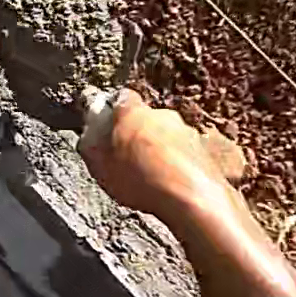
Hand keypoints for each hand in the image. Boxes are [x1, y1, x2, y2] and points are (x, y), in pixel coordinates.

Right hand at [80, 89, 237, 224]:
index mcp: (133, 112)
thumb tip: (90, 121)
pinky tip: (166, 185)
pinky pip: (182, 154)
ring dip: (156, 150)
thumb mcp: (98, 163)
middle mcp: (162, 115)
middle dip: (135, 134)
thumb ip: (90, 138)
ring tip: (146, 177)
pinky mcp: (205, 151)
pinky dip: (174, 165)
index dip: (111, 111)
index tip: (104, 126)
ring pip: (165, 136)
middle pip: (144, 118)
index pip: (120, 98)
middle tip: (123, 159)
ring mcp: (187, 132)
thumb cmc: (139, 178)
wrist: (191, 198)